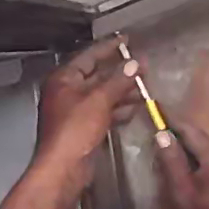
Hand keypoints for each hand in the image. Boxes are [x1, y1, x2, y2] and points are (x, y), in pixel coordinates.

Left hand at [34, 38, 142, 193]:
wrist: (64, 168)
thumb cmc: (75, 130)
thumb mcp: (99, 100)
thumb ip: (118, 80)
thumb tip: (135, 64)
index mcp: (63, 79)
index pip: (88, 56)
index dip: (108, 47)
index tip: (126, 40)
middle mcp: (66, 92)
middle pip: (97, 76)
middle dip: (120, 72)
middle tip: (142, 66)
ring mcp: (74, 111)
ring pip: (102, 95)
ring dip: (122, 91)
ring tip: (144, 87)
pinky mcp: (83, 128)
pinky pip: (103, 112)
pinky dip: (118, 109)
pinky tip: (135, 108)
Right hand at [153, 124, 208, 208]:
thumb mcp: (181, 194)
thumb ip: (172, 163)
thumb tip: (162, 134)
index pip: (193, 131)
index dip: (173, 118)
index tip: (155, 106)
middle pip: (198, 138)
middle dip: (177, 126)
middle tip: (154, 117)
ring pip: (199, 150)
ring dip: (180, 141)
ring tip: (159, 132)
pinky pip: (200, 162)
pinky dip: (185, 156)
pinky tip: (172, 158)